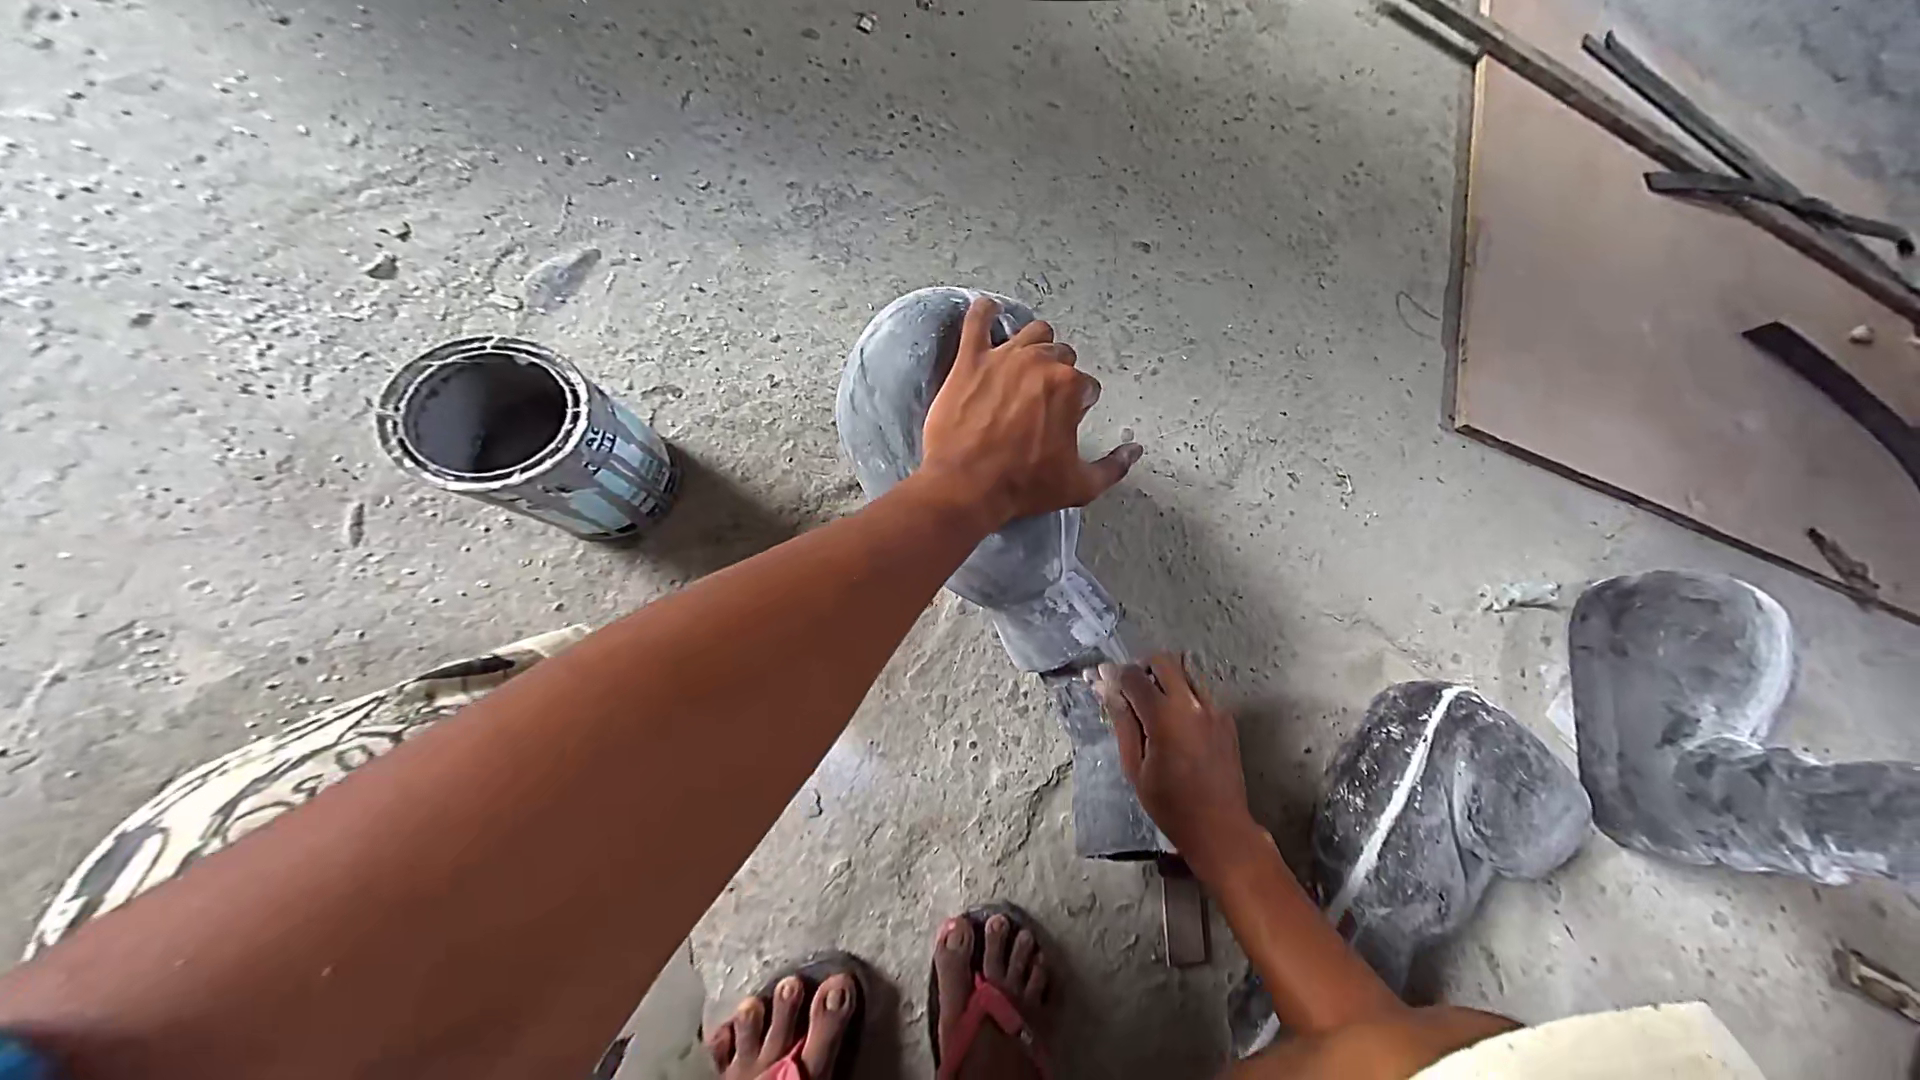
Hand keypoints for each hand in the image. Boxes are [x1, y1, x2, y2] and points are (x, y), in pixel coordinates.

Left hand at [918, 296, 1141, 528]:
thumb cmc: (1020, 486)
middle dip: (1057, 375)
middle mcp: (1040, 363)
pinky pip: (977, 320)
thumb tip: (1133, 452)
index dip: (1077, 406)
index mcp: (1070, 387)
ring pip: (1030, 333)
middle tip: (1042, 399)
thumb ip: (1114, 467)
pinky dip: (984, 312)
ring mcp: (1003, 357)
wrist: (966, 486)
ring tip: (1025, 362)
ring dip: (1034, 344)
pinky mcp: (969, 360)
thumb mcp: (1079, 486)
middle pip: (1061, 356)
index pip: (1086, 386)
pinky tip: (987, 312)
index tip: (1063, 421)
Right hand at [1096, 653, 1264, 876]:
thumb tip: (1106, 688)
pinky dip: (1183, 695)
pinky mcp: (1226, 718)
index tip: (1104, 681)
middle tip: (1130, 691)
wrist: (1220, 827)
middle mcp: (1192, 704)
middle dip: (1142, 668)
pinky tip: (1176, 723)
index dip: (1115, 675)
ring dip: (1165, 679)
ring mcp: (1214, 709)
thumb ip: (1122, 721)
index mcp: (1164, 716)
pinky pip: (1200, 692)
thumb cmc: (1170, 804)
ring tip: (1153, 708)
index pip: (1134, 676)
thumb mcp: (1134, 766)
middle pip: (1163, 661)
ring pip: (1185, 672)